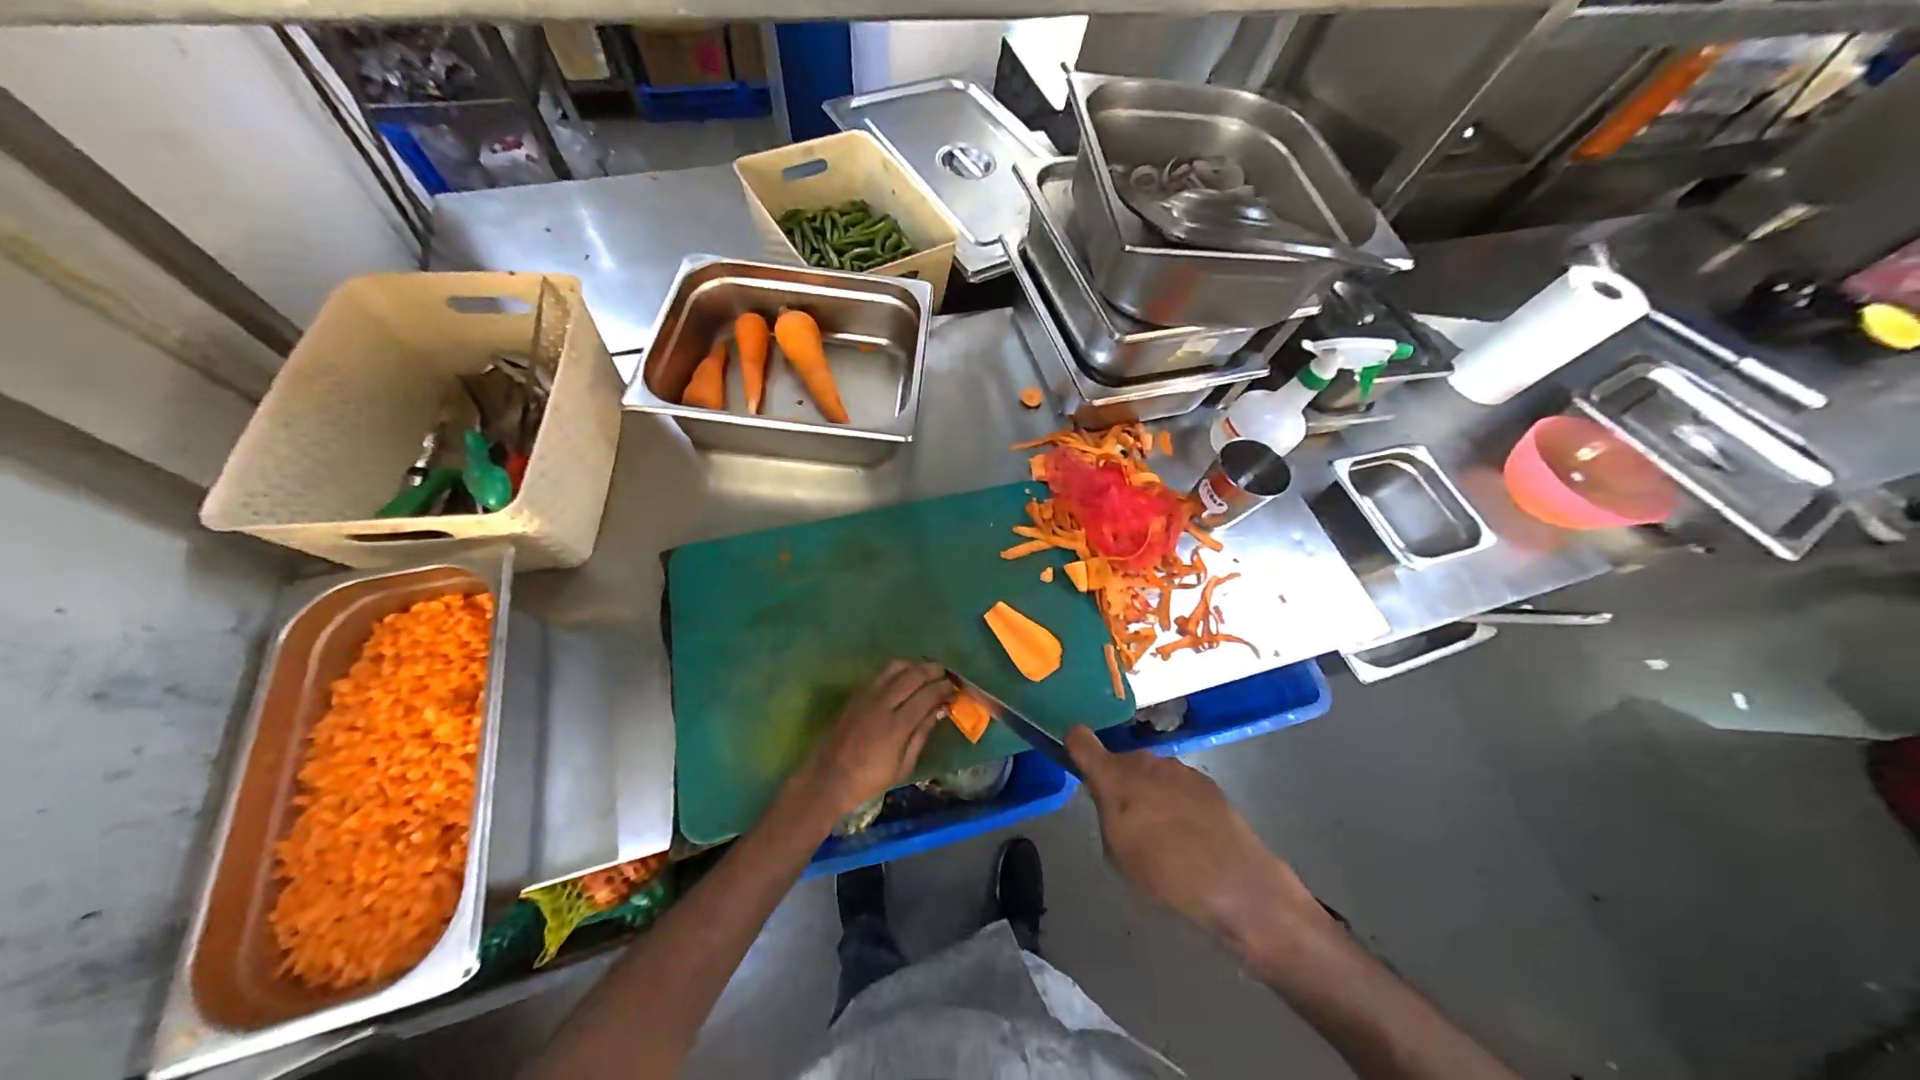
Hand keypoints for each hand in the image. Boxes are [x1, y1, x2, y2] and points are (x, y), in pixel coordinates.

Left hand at [784, 660, 952, 826]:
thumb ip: (922, 733)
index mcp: (897, 726)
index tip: (955, 689)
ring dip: (915, 665)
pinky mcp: (856, 695)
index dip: (944, 688)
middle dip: (933, 670)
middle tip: (946, 675)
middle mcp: (882, 704)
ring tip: (927, 672)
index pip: (927, 695)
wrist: (829, 778)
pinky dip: (898, 669)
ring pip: (896, 667)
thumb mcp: (904, 765)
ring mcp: (867, 696)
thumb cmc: (870, 779)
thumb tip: (940, 709)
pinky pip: (881, 673)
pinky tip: (905, 676)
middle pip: (913, 675)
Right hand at [1065, 726, 1333, 963]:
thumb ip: (1107, 815)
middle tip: (1128, 820)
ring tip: (1164, 834)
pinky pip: (1178, 784)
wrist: (1235, 883)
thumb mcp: (1117, 854)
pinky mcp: (1207, 781)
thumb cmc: (1164, 875)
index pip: (1081, 741)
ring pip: (1152, 773)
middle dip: (1120, 783)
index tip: (1076, 757)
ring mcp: (1178, 768)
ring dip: (1151, 792)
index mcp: (1114, 778)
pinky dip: (1178, 800)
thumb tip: (1112, 801)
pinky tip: (1191, 834)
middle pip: (1121, 762)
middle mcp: (1144, 762)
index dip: (1075, 744)